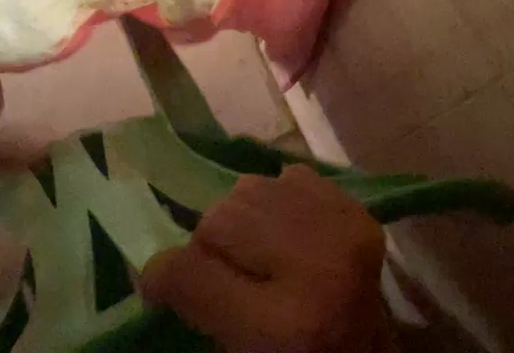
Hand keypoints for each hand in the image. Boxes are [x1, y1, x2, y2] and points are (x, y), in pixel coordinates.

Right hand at [139, 164, 394, 352]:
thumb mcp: (236, 351)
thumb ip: (197, 303)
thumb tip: (156, 264)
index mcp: (281, 327)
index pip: (190, 272)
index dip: (163, 275)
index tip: (158, 284)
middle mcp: (316, 268)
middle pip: (219, 218)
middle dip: (211, 246)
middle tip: (225, 274)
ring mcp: (342, 232)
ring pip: (248, 188)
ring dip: (242, 218)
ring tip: (257, 252)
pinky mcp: (358, 211)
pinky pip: (287, 178)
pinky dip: (278, 201)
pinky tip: (287, 234)